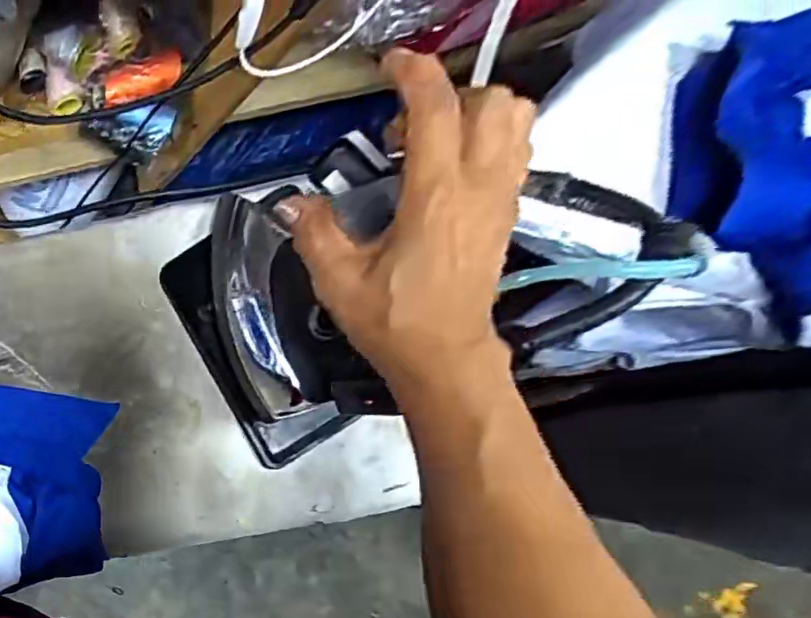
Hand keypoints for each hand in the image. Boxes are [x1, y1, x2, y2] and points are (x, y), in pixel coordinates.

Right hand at [281, 50, 532, 407]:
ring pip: (516, 119)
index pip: (435, 107)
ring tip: (437, 143)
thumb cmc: (396, 324)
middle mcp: (478, 187)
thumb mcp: (340, 283)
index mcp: (435, 196)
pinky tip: (456, 171)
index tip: (391, 66)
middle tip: (407, 130)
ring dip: (478, 113)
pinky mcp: (505, 216)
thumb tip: (293, 205)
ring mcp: (499, 200)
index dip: (412, 73)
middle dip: (448, 98)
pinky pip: (516, 152)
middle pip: (489, 100)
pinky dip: (492, 141)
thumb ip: (315, 235)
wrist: (443, 357)